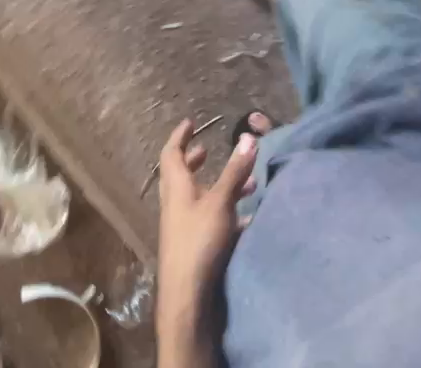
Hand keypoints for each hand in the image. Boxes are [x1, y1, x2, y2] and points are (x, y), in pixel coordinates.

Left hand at [156, 120, 256, 366]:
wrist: (186, 296)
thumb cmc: (199, 241)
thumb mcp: (221, 202)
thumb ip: (236, 171)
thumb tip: (248, 136)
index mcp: (176, 189)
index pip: (171, 154)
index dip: (180, 137)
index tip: (191, 123)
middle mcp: (176, 205)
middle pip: (181, 176)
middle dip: (195, 161)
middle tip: (209, 149)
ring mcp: (183, 227)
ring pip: (198, 198)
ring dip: (217, 186)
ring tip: (244, 182)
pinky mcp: (193, 245)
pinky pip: (208, 218)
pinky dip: (225, 210)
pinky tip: (247, 216)